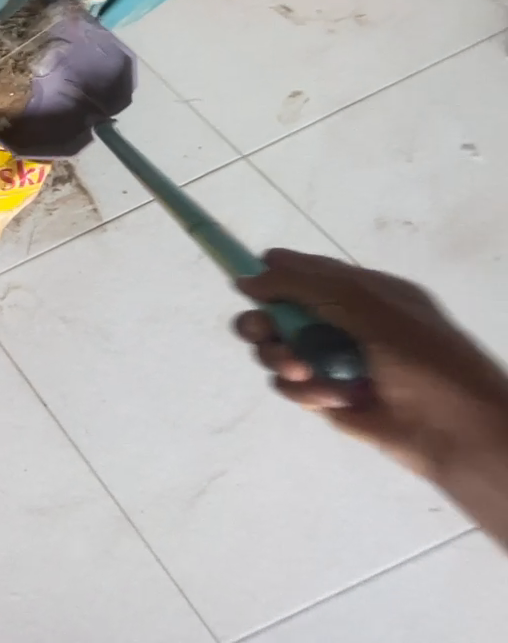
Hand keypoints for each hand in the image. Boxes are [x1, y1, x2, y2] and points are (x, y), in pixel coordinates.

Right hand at [234, 248, 507, 479]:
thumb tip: (243, 281)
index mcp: (361, 295)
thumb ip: (302, 285)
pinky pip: (285, 382)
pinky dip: (302, 388)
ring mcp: (329, 359)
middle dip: (262, 323)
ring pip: (270, 346)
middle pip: (270, 310)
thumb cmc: (424, 360)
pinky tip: (331, 396)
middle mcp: (339, 322)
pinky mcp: (321, 392)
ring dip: (279, 357)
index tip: (251, 287)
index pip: (299, 271)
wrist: (461, 433)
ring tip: (304, 372)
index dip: (270, 275)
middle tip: (267, 333)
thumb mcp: (366, 307)